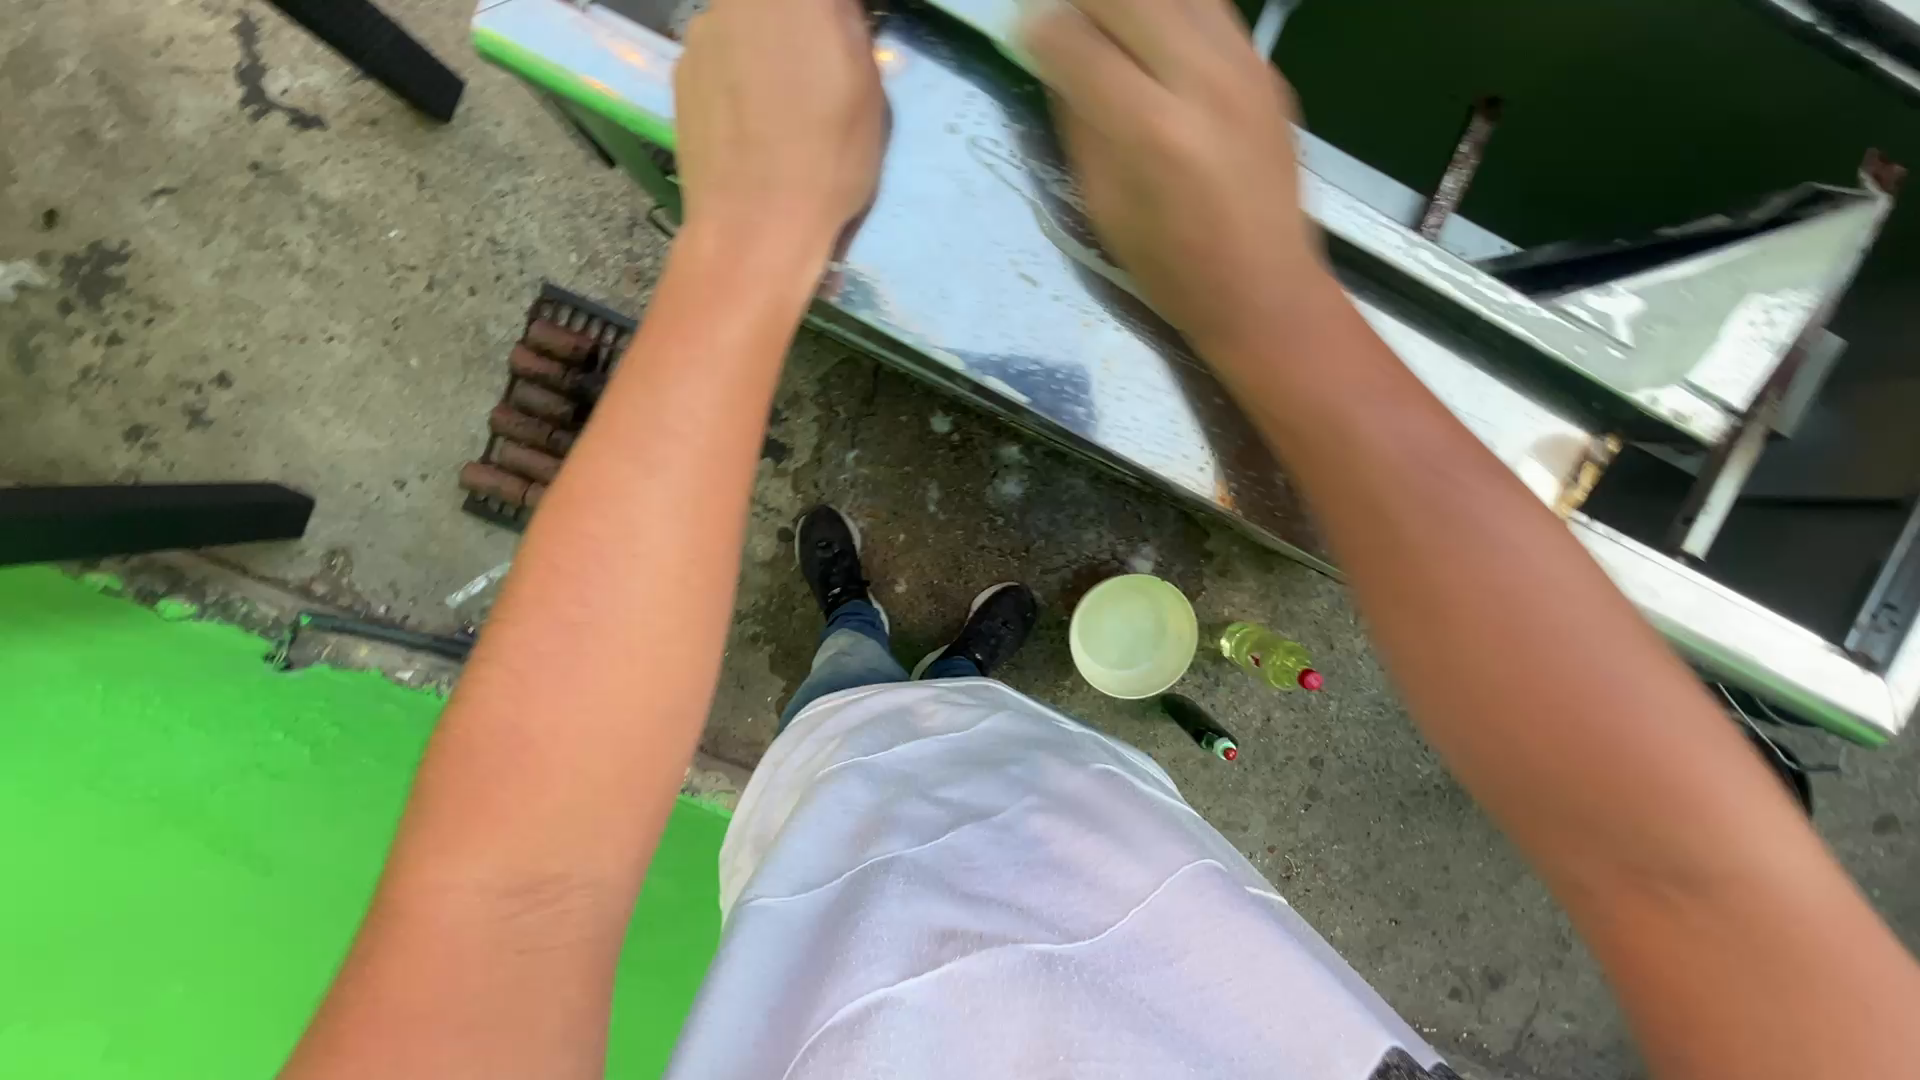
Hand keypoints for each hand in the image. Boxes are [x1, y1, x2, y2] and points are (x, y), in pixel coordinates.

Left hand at [674, 0, 885, 264]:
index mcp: (797, 0)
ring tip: (779, 115)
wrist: (752, 229)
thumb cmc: (827, 165)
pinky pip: (719, 61)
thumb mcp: (869, 96)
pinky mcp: (679, 72)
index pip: (820, 2)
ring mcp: (701, 32)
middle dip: (797, 32)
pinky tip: (749, 131)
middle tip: (815, 82)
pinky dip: (736, 83)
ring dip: (764, 54)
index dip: (831, 24)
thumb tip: (834, 17)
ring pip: (745, 27)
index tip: (839, 52)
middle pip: (776, 6)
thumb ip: (849, 33)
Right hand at [1018, 0, 1327, 363]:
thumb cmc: (1172, 268)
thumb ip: (1081, 129)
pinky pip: (1210, 6)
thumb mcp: (1105, 209)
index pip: (1076, 43)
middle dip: (1080, 1)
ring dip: (1128, 1)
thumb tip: (1061, 67)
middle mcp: (1201, 80)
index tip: (1023, 31)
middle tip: (1061, 20)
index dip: (1038, 30)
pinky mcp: (1267, 67)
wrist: (1263, 288)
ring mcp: (1244, 65)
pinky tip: (1154, 36)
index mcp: (1150, 130)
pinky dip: (1171, 8)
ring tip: (1106, 25)